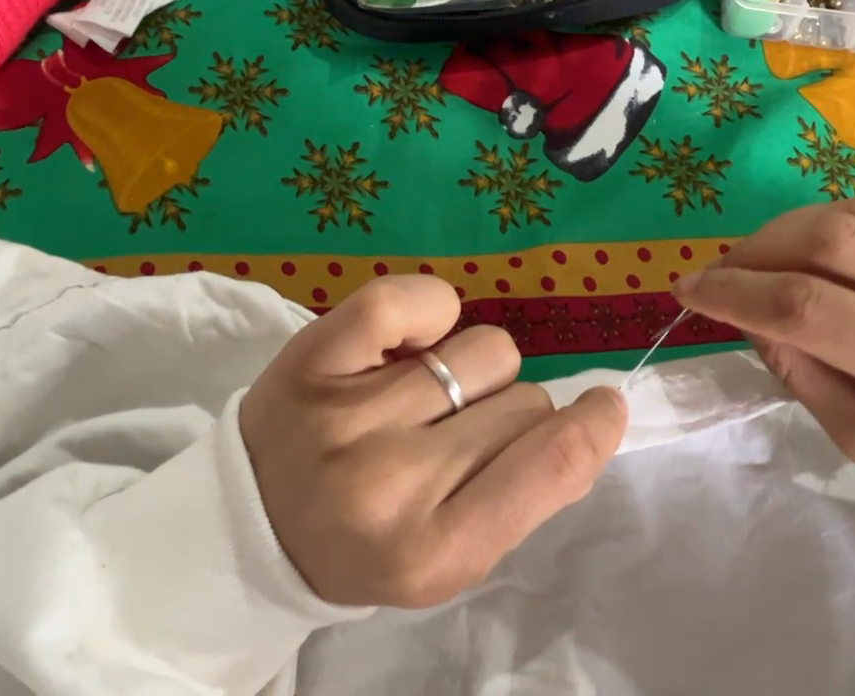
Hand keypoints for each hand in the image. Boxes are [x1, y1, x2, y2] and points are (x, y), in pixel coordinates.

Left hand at [239, 276, 627, 607]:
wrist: (251, 525)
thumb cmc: (368, 543)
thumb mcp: (452, 556)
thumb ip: (525, 494)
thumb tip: (595, 415)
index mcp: (435, 550)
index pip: (550, 465)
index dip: (593, 426)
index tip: (603, 406)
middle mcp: (392, 481)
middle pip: (522, 402)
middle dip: (509, 413)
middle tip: (460, 434)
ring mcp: (348, 415)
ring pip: (483, 350)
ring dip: (473, 368)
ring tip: (426, 395)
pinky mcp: (313, 357)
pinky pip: (410, 300)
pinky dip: (431, 310)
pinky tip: (410, 342)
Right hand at [673, 198, 854, 539]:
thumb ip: (803, 373)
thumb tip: (748, 314)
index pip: (815, 308)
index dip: (737, 292)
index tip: (687, 290)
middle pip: (840, 238)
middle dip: (759, 247)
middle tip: (720, 272)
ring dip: (793, 228)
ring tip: (757, 260)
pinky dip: (837, 227)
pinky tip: (811, 253)